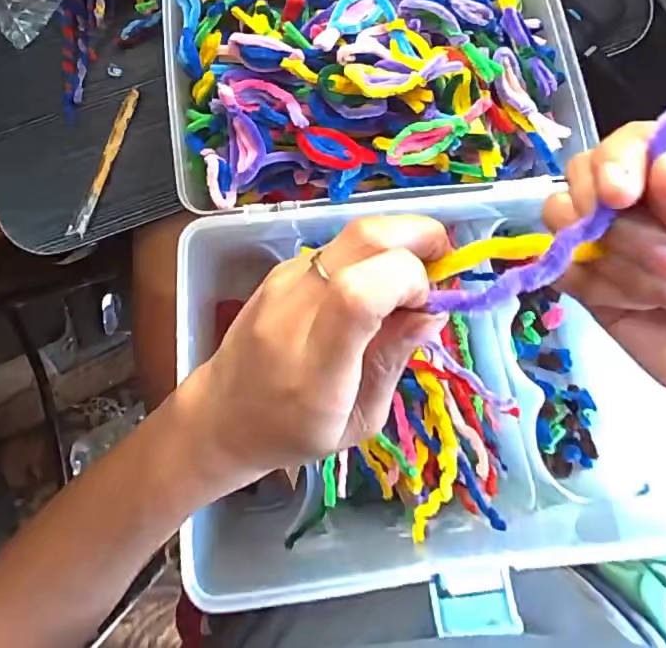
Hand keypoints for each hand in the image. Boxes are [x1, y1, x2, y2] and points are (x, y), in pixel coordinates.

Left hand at [177, 216, 448, 485]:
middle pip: (362, 237)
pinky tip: (379, 285)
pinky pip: (341, 247)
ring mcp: (284, 279)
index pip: (358, 294)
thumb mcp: (359, 419)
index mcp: (314, 366)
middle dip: (418, 236)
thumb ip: (395, 359)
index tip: (430, 303)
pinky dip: (374, 253)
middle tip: (445, 263)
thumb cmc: (293, 432)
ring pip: (354, 233)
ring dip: (398, 242)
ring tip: (414, 278)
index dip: (407, 281)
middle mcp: (294, 307)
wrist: (221, 412)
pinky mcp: (283, 267)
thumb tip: (434, 310)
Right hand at [546, 125, 665, 440]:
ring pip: (568, 225)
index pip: (634, 144)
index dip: (616, 160)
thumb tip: (662, 170)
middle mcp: (648, 210)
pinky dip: (596, 288)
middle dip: (624, 228)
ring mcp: (616, 249)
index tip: (619, 194)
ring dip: (620, 264)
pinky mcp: (595, 290)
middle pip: (587, 181)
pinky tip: (647, 310)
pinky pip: (563, 270)